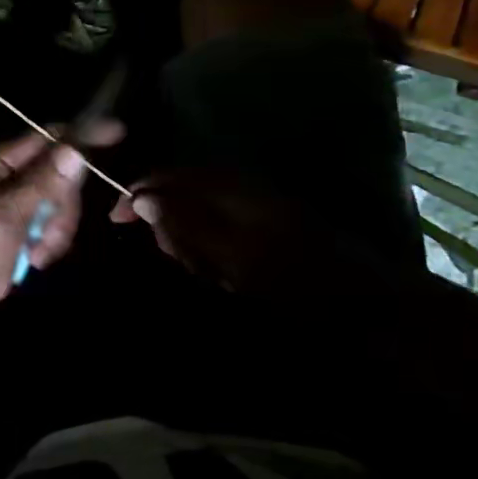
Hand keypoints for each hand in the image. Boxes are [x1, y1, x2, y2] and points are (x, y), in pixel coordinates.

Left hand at [0, 122, 120, 316]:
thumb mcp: (7, 214)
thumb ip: (43, 183)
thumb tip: (75, 151)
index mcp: (1, 162)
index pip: (49, 137)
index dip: (81, 136)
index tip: (117, 132)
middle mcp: (13, 174)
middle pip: (63, 175)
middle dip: (63, 208)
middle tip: (50, 234)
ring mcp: (20, 199)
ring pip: (63, 202)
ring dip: (57, 231)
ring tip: (36, 253)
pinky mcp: (26, 224)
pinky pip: (56, 224)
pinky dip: (51, 243)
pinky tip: (35, 258)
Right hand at [110, 168, 297, 292]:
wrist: (362, 303)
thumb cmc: (290, 279)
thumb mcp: (229, 254)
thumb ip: (183, 223)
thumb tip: (141, 197)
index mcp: (228, 185)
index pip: (167, 175)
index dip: (137, 193)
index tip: (115, 220)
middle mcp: (238, 186)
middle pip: (180, 194)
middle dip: (170, 226)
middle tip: (180, 260)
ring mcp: (253, 204)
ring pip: (199, 215)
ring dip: (192, 243)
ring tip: (206, 273)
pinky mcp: (265, 225)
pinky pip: (219, 230)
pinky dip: (211, 251)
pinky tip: (223, 274)